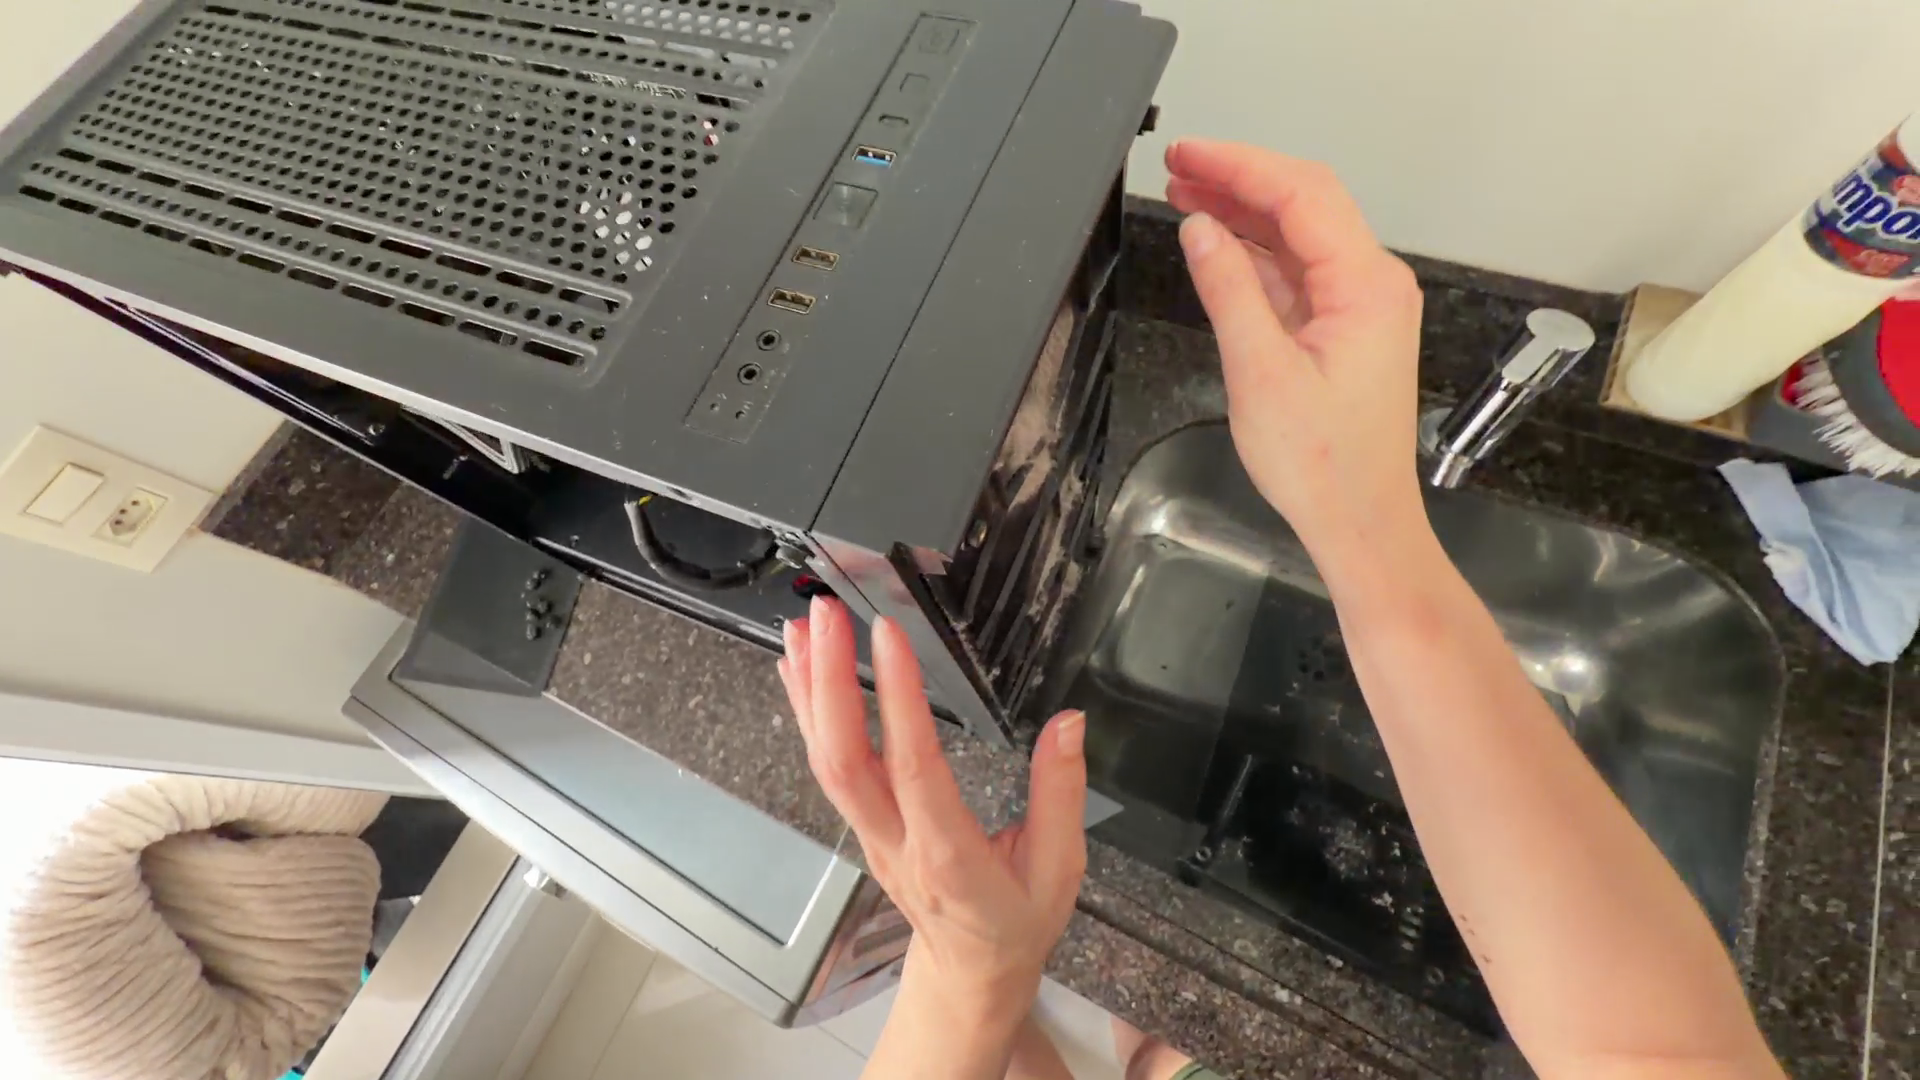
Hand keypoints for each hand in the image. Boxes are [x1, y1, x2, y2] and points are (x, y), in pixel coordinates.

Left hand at [778, 598, 1087, 1030]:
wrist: (969, 973)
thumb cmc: (1015, 923)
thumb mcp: (1059, 867)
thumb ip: (1062, 793)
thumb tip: (1069, 723)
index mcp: (948, 852)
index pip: (914, 766)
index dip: (898, 698)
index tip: (890, 635)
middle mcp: (894, 838)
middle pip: (844, 758)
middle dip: (829, 680)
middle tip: (826, 616)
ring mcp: (868, 831)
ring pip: (824, 759)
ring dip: (808, 689)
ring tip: (801, 627)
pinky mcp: (860, 822)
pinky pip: (825, 765)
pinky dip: (807, 712)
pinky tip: (797, 672)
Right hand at [1166, 139, 1427, 566]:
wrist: (1357, 518)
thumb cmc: (1318, 461)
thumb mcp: (1260, 373)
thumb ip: (1229, 292)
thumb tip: (1200, 232)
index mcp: (1364, 285)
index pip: (1300, 196)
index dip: (1240, 167)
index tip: (1187, 155)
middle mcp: (1370, 284)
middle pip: (1303, 207)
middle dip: (1239, 182)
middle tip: (1178, 169)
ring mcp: (1356, 308)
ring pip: (1297, 241)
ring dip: (1244, 217)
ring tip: (1187, 198)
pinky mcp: (1339, 331)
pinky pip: (1295, 278)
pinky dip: (1255, 258)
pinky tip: (1219, 248)